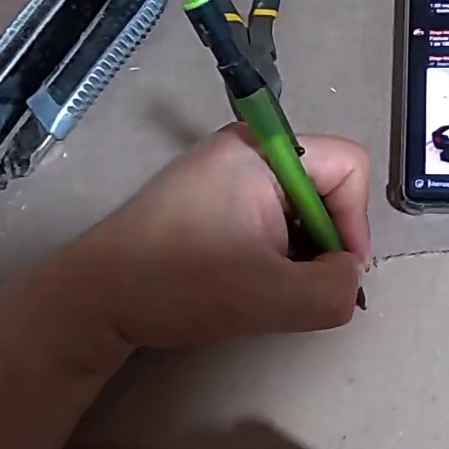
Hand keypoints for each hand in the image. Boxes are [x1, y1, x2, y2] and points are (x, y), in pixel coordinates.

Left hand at [47, 124, 371, 351]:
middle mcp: (243, 149)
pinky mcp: (207, 196)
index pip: (347, 164)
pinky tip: (248, 278)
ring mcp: (221, 171)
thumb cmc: (179, 285)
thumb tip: (348, 274)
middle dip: (324, 239)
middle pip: (322, 184)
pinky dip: (273, 248)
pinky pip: (267, 213)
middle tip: (301, 285)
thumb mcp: (271, 297)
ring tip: (270, 287)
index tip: (338, 270)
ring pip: (295, 204)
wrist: (94, 298)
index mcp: (260, 152)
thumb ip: (334, 289)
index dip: (355, 220)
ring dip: (298, 249)